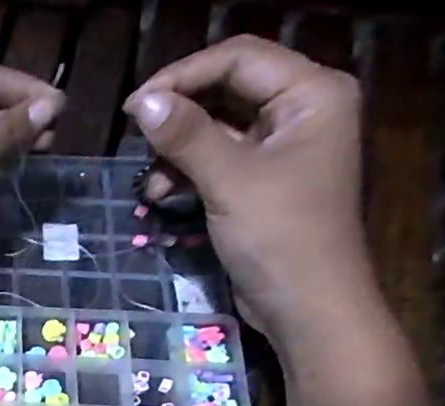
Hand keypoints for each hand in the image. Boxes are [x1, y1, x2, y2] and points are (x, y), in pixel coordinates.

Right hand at [125, 37, 374, 339]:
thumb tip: (141, 102)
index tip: (134, 107)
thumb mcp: (230, 180)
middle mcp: (301, 112)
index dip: (183, 75)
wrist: (307, 308)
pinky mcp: (264, 187)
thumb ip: (187, 136)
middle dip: (179, 118)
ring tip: (148, 186)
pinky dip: (190, 177)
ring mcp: (283, 152)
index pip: (240, 59)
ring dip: (179, 154)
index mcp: (311, 93)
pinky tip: (162, 198)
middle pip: (228, 92)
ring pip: (219, 132)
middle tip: (135, 139)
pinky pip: (221, 165)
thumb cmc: (280, 236)